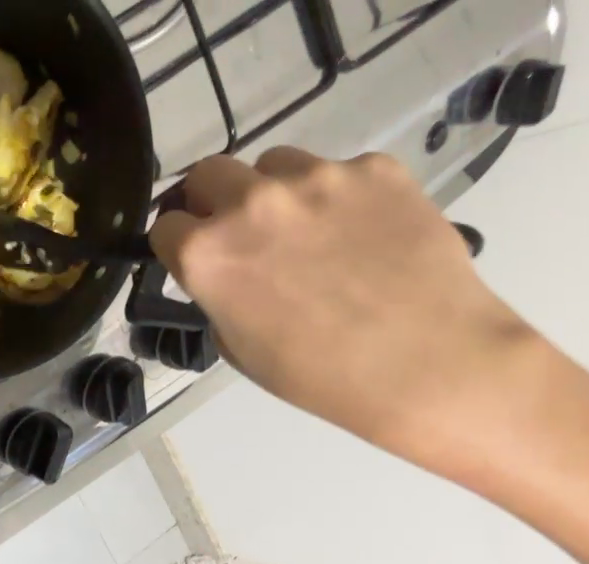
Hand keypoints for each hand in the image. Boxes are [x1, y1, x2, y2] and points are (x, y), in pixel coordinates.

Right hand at [148, 148, 547, 458]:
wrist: (424, 360)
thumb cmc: (317, 374)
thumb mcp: (238, 345)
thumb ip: (218, 293)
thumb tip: (225, 273)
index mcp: (207, 254)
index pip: (165, 225)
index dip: (176, 244)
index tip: (191, 258)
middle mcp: (251, 202)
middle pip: (208, 173)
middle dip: (211, 200)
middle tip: (237, 234)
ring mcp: (317, 177)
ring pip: (273, 165)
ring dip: (272, 191)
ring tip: (304, 232)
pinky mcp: (375, 168)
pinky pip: (338, 172)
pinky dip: (336, 198)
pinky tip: (360, 236)